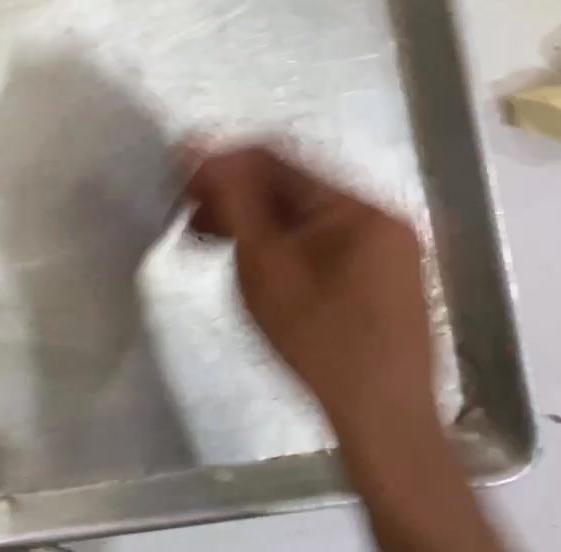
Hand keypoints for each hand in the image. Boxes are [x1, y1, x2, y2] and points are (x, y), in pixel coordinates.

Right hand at [186, 145, 435, 435]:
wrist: (381, 414)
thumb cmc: (316, 335)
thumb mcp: (261, 260)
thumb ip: (229, 197)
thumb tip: (194, 145)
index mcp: (356, 207)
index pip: (272, 157)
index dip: (217, 163)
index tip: (177, 185)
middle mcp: (377, 215)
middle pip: (285, 182)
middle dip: (229, 194)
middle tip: (187, 217)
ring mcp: (384, 245)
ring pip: (296, 210)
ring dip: (247, 217)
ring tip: (206, 240)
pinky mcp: (379, 271)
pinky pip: (315, 234)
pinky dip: (274, 238)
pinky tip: (246, 259)